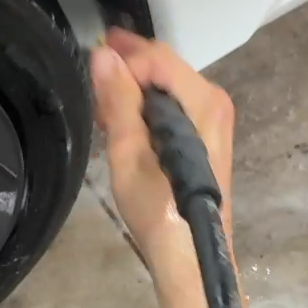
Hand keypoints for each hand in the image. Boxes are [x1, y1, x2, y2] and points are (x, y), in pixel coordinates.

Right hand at [89, 28, 240, 307]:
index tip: (92, 76)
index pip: (155, 56)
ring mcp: (215, 116)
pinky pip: (174, 104)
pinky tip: (128, 128)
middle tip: (94, 98)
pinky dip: (148, 108)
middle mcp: (214, 100)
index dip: (121, 58)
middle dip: (126, 74)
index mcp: (200, 100)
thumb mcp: (128, 151)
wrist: (188, 253)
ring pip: (167, 85)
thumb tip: (103, 55)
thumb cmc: (157, 206)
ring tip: (106, 117)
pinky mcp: (209, 133)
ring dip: (134, 93)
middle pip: (163, 66)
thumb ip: (118, 99)